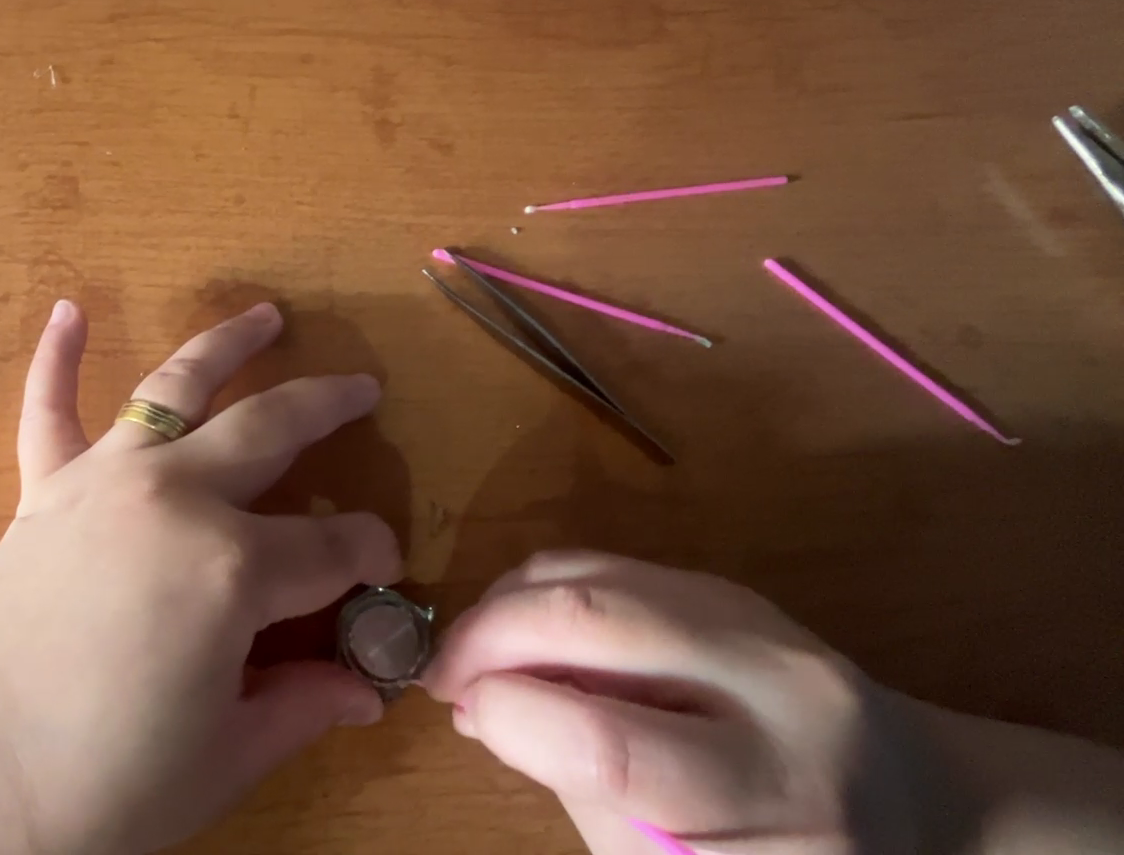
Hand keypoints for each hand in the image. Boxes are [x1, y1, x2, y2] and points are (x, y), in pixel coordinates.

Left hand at [0, 301, 401, 854]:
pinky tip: (70, 310)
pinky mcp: (46, 486)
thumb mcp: (223, 758)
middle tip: (363, 387)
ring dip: (227, 343)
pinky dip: (56, 356)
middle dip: (328, 403)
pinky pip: (50, 407)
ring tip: (265, 315)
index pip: (334, 547)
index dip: (371, 555)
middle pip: (272, 428)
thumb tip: (365, 690)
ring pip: (177, 388)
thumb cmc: (101, 781)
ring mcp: (106, 480)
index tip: (383, 566)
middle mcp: (177, 498)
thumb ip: (301, 707)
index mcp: (234, 568)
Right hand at [421, 552, 937, 854]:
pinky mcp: (716, 581)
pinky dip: (532, 590)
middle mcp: (770, 684)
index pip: (612, 741)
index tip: (466, 717)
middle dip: (486, 637)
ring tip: (473, 655)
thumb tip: (482, 708)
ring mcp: (747, 613)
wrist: (922, 802)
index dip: (509, 716)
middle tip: (441, 675)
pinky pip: (593, 561)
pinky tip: (519, 629)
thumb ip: (575, 788)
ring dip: (499, 605)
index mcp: (776, 793)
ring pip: (581, 571)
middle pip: (590, 618)